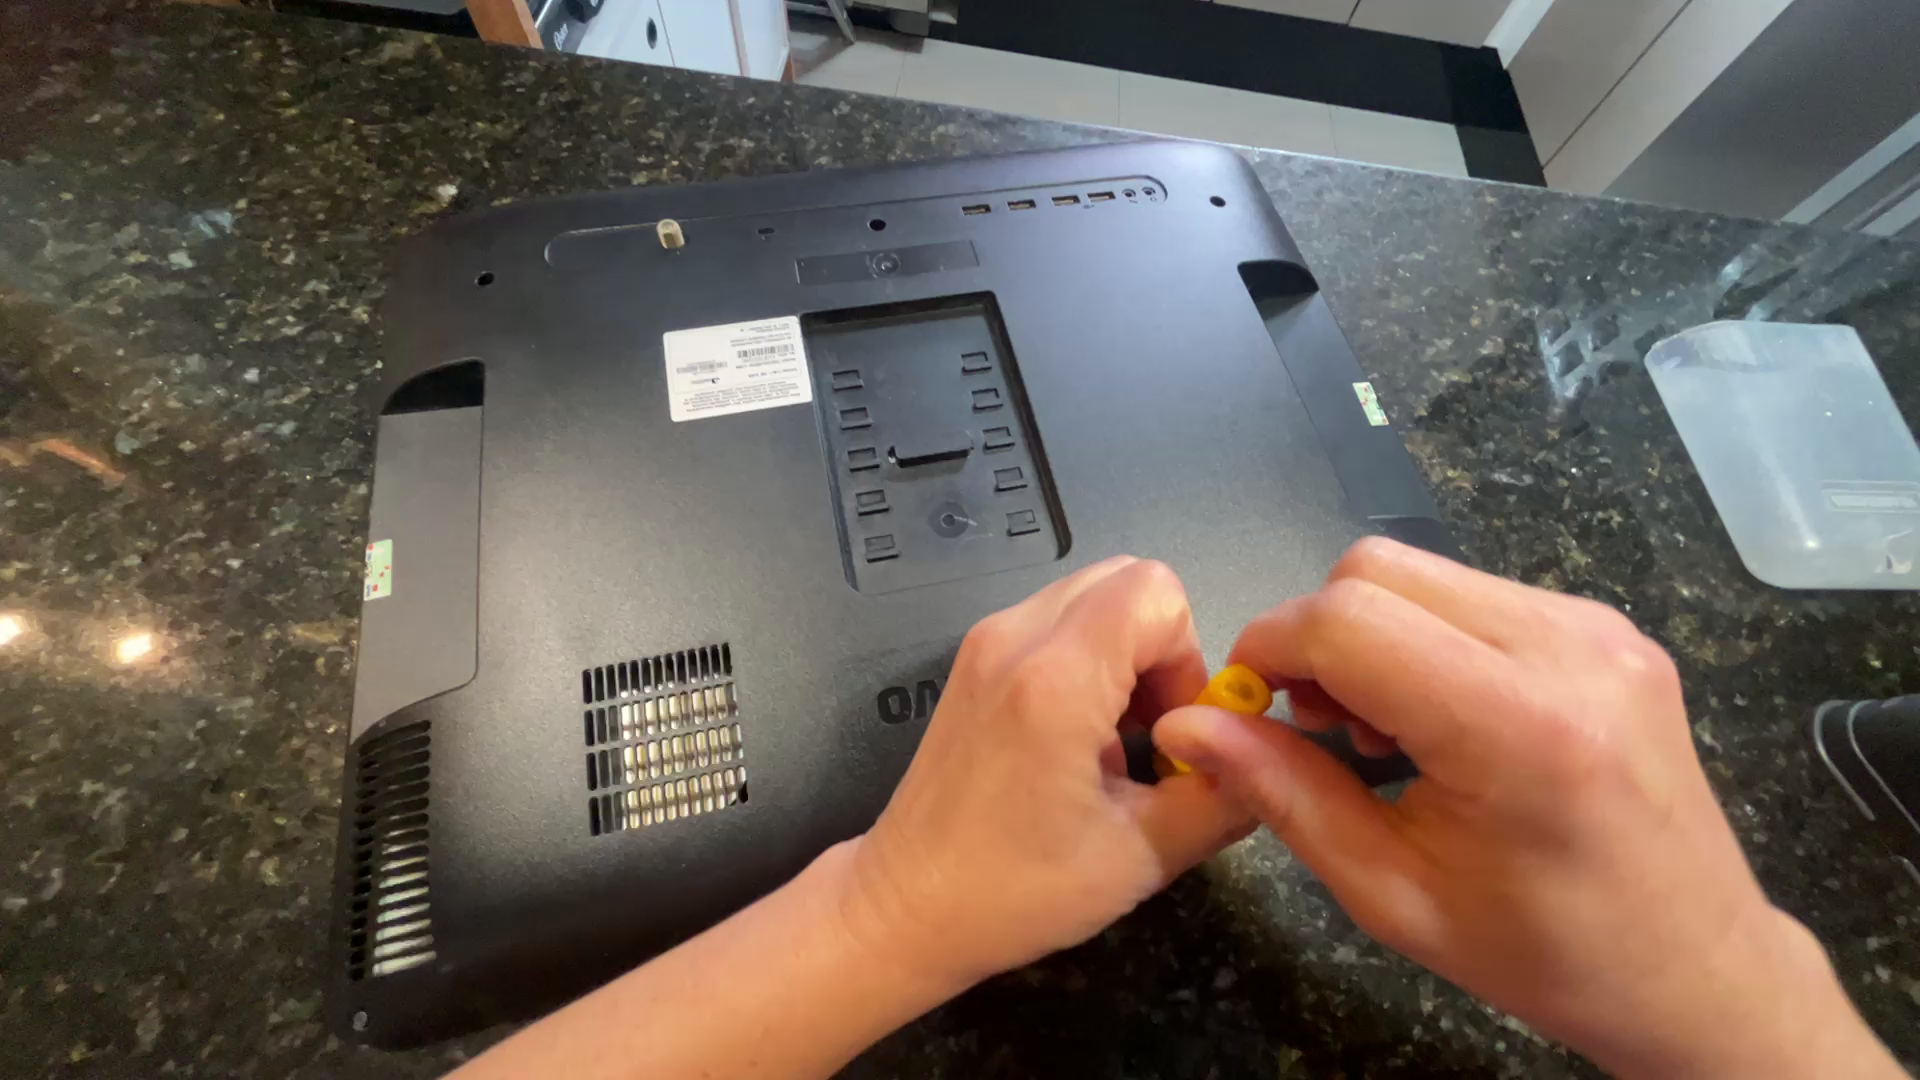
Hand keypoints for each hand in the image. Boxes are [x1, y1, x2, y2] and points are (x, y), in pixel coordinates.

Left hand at [843, 557, 1253, 991]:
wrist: (905, 901)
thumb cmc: (1014, 889)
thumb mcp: (1138, 856)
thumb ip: (1220, 797)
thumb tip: (1258, 757)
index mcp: (1056, 678)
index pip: (1154, 592)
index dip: (1185, 653)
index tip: (1174, 725)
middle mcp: (1014, 637)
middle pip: (1125, 579)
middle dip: (1160, 645)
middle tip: (1151, 727)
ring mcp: (986, 639)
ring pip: (1090, 594)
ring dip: (1123, 651)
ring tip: (1111, 737)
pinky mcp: (973, 655)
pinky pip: (1054, 618)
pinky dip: (1087, 655)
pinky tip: (1074, 732)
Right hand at [1153, 538, 1903, 1078]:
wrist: (1701, 970)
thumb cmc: (1537, 950)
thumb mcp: (1383, 890)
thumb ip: (1277, 791)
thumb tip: (1183, 726)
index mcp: (1520, 729)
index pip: (1344, 622)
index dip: (1266, 649)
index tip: (1247, 706)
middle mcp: (1567, 648)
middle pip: (1368, 572)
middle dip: (1309, 636)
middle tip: (1315, 721)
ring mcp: (1592, 624)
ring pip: (1404, 570)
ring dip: (1355, 631)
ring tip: (1374, 722)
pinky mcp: (1596, 621)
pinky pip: (1450, 588)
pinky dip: (1404, 631)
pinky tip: (1425, 705)